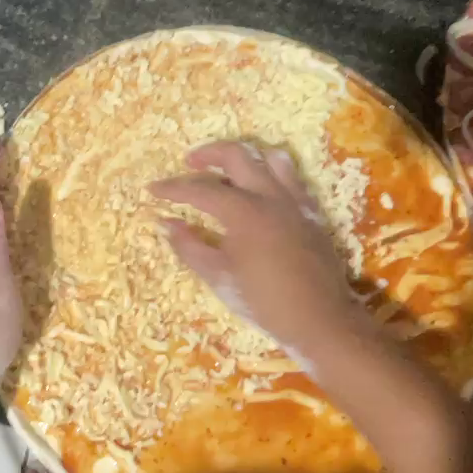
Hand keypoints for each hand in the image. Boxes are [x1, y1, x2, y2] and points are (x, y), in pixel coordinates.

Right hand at [150, 141, 371, 359]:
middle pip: (237, 155)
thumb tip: (166, 223)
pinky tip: (261, 190)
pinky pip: (292, 178)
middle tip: (190, 163)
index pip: (200, 189)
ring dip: (245, 156)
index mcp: (243, 211)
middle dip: (209, 154)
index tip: (153, 189)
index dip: (173, 188)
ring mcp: (295, 201)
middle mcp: (270, 196)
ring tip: (229, 168)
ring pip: (271, 158)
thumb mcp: (218, 277)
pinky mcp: (312, 212)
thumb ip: (189, 246)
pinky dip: (271, 173)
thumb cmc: (263, 301)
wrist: (319, 319)